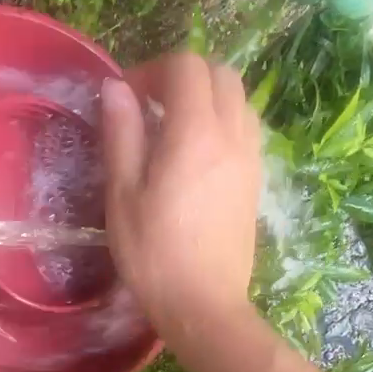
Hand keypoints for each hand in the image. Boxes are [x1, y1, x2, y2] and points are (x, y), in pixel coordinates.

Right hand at [101, 53, 264, 341]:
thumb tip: (116, 89)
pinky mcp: (256, 181)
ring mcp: (250, 158)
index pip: (185, 66)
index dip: (152, 71)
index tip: (127, 98)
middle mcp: (231, 135)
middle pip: (218, 73)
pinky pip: (246, 128)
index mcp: (195, 133)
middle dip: (183, 76)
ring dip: (207, 97)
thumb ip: (121, 135)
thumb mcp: (122, 197)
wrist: (203, 305)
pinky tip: (199, 153)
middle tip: (150, 106)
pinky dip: (224, 121)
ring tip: (175, 127)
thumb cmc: (153, 256)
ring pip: (238, 98)